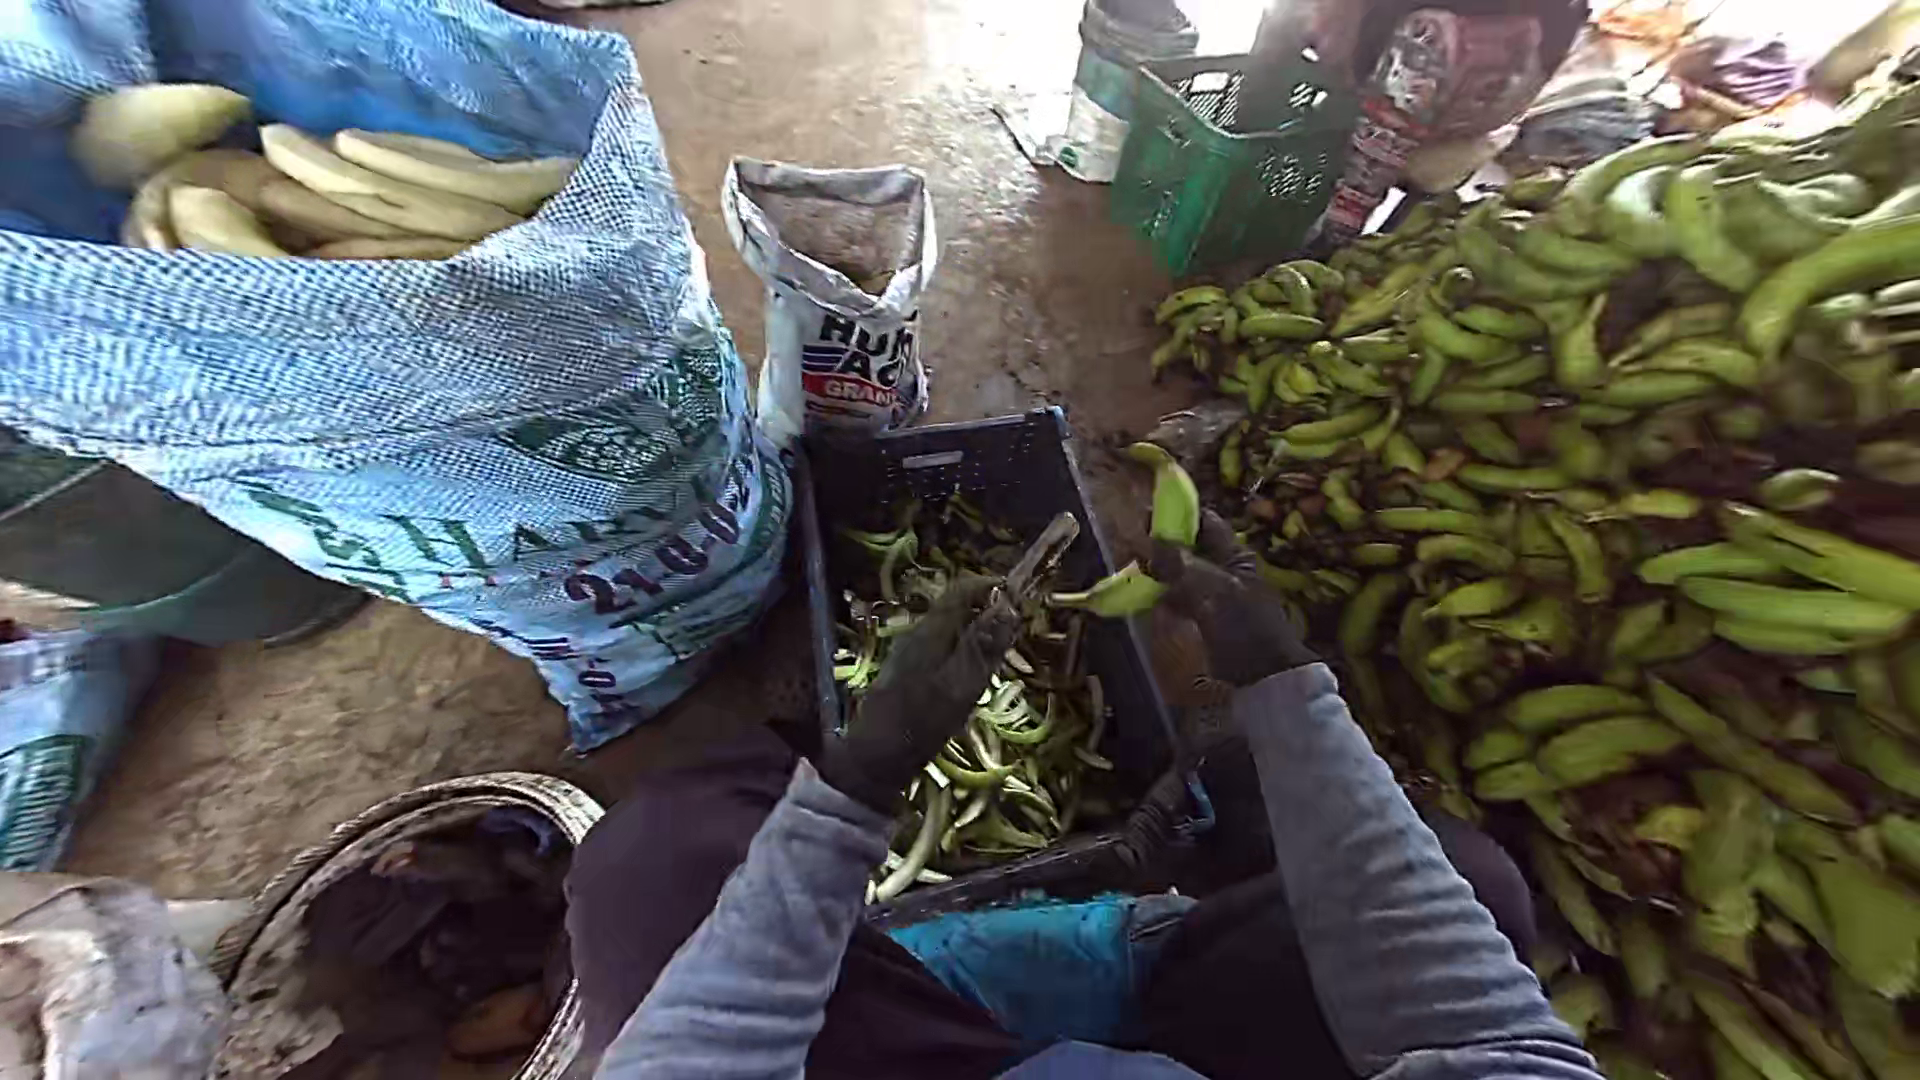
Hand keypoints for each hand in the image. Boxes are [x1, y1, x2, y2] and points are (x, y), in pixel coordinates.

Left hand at [817, 575, 1019, 811]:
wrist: (877, 757)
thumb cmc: (922, 719)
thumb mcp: (961, 683)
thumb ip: (983, 644)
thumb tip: (1007, 606)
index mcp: (931, 630)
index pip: (961, 588)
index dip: (990, 585)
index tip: (1018, 595)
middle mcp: (917, 633)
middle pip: (954, 606)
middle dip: (986, 608)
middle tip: (1015, 625)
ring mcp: (910, 652)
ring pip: (948, 627)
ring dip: (975, 629)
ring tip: (1001, 647)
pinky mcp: (908, 671)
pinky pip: (941, 646)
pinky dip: (962, 647)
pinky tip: (973, 670)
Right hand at [1150, 510, 1316, 686]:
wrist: (1261, 672)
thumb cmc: (1241, 623)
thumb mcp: (1210, 588)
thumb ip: (1180, 562)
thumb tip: (1151, 540)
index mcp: (1233, 554)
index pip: (1204, 521)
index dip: (1178, 516)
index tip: (1146, 519)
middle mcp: (1223, 568)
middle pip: (1188, 546)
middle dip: (1162, 545)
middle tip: (1135, 550)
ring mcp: (1214, 592)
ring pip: (1180, 571)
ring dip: (1159, 571)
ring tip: (1136, 573)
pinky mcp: (1205, 615)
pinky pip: (1178, 596)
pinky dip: (1163, 594)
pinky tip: (1147, 598)